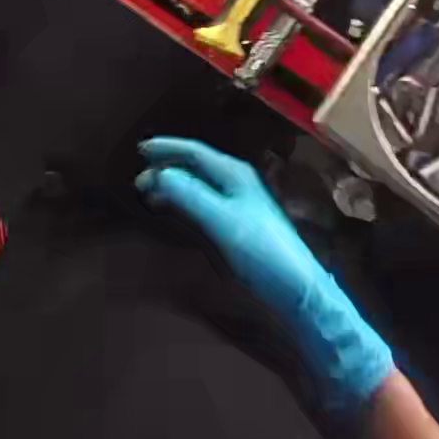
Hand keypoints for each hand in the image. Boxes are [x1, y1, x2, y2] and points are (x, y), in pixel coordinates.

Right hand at [137, 137, 391, 414]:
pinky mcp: (240, 221)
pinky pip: (204, 197)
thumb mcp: (222, 221)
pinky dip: (184, 197)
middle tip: (139, 179)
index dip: (166, 148)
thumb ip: (190, 195)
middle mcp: (237, 180)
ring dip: (174, 182)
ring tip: (150, 192)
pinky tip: (176, 208)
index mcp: (234, 173)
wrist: (299, 290)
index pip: (195, 151)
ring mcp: (240, 200)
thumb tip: (158, 174)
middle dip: (167, 165)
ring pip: (199, 181)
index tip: (139, 150)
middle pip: (196, 163)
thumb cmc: (261, 252)